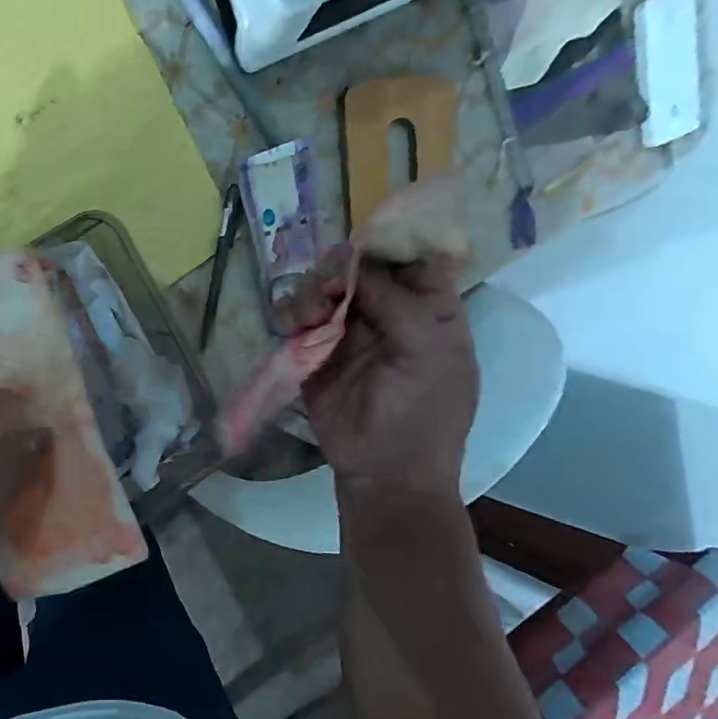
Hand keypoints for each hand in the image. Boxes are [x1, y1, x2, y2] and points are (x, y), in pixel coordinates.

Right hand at [303, 255, 478, 495]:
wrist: (384, 474)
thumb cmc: (421, 414)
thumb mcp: (427, 351)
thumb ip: (396, 301)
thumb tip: (354, 264)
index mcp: (428, 310)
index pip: (408, 258)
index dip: (384, 244)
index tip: (358, 245)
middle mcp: (386, 315)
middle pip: (356, 269)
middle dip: (339, 271)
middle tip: (329, 290)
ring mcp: (347, 334)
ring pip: (322, 289)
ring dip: (311, 293)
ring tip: (309, 318)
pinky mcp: (313, 354)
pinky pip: (295, 320)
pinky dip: (289, 315)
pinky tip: (293, 328)